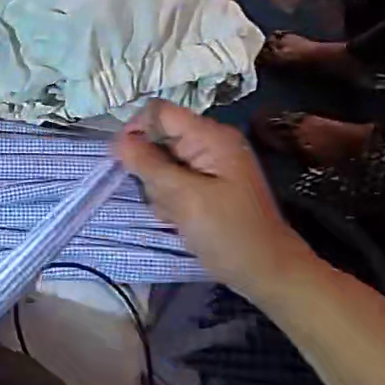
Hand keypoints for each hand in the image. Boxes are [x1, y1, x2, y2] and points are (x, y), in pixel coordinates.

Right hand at [114, 100, 321, 299]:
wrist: (267, 272)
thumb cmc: (229, 233)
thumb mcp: (184, 197)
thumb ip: (148, 164)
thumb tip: (117, 140)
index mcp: (211, 137)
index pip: (158, 112)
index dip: (136, 130)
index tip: (128, 162)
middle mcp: (209, 143)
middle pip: (156, 137)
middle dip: (148, 166)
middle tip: (163, 195)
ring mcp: (207, 164)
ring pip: (158, 162)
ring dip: (156, 187)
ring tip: (174, 210)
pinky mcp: (204, 184)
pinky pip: (169, 180)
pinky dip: (165, 197)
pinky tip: (178, 216)